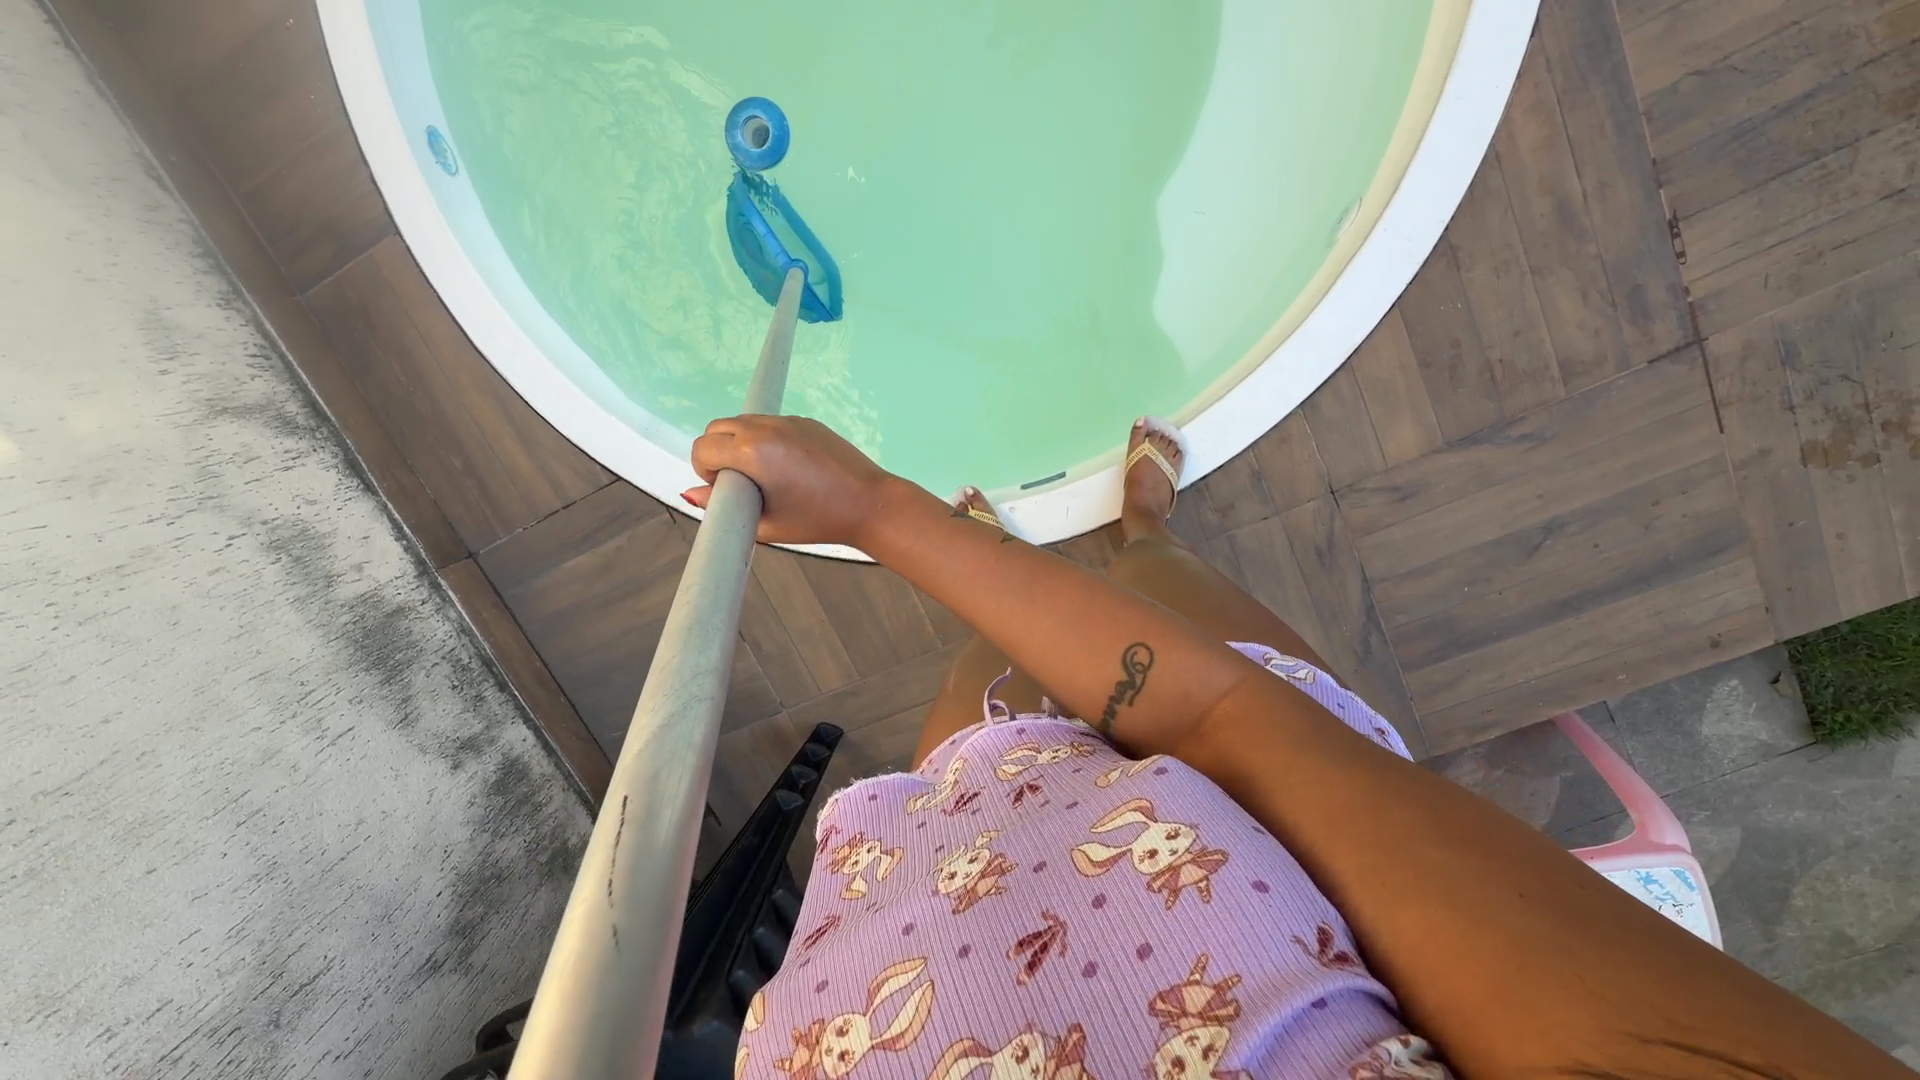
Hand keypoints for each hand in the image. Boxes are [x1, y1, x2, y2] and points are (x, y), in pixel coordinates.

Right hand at [685, 415, 899, 546]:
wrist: (869, 504)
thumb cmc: (819, 520)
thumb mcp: (766, 524)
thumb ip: (723, 508)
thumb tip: (692, 495)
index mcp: (752, 452)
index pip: (702, 447)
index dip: (705, 471)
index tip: (725, 489)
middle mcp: (767, 428)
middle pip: (717, 427)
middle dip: (717, 452)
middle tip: (740, 482)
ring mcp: (789, 421)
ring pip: (744, 422)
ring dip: (741, 443)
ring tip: (765, 476)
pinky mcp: (807, 421)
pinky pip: (772, 424)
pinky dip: (767, 440)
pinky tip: (788, 468)